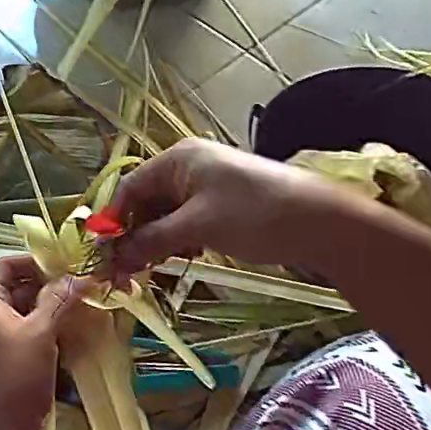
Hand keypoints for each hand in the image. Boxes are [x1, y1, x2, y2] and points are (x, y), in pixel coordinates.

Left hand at [0, 256, 91, 429]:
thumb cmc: (16, 378)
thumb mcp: (41, 334)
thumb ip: (59, 300)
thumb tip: (82, 274)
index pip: (8, 264)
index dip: (38, 262)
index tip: (70, 266)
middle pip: (15, 284)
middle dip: (48, 285)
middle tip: (82, 286)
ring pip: (21, 307)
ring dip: (48, 306)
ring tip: (82, 306)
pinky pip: (21, 327)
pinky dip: (42, 325)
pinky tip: (69, 330)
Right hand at [103, 137, 354, 277]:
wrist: (327, 223)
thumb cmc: (255, 214)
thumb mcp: (197, 227)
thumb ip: (151, 241)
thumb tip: (114, 259)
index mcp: (177, 159)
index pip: (129, 188)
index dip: (113, 221)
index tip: (102, 254)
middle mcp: (187, 166)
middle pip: (145, 202)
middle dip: (134, 235)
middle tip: (125, 270)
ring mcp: (207, 184)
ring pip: (165, 214)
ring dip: (155, 241)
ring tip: (151, 268)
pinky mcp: (223, 204)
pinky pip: (186, 220)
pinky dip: (178, 240)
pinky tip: (182, 257)